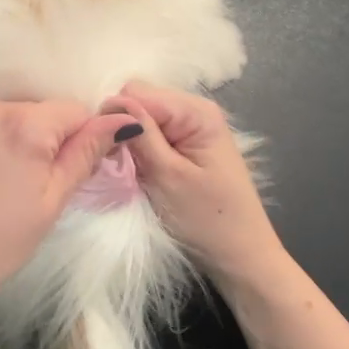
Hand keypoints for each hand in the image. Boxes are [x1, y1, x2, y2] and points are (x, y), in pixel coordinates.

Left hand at [0, 101, 138, 322]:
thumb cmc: (0, 243)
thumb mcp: (53, 201)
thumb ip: (87, 153)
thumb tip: (126, 119)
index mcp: (25, 124)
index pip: (72, 110)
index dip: (78, 139)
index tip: (64, 173)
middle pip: (35, 111)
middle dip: (42, 139)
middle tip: (29, 185)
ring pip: (2, 117)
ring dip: (9, 138)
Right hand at [104, 82, 284, 284]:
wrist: (241, 256)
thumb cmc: (208, 220)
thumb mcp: (168, 177)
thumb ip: (141, 136)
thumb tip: (111, 103)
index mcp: (195, 111)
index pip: (136, 92)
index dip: (116, 117)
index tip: (108, 152)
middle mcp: (194, 109)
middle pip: (139, 100)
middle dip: (123, 127)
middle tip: (119, 165)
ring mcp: (190, 126)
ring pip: (142, 117)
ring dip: (130, 140)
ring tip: (128, 171)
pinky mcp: (186, 143)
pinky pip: (152, 132)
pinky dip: (140, 149)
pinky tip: (140, 171)